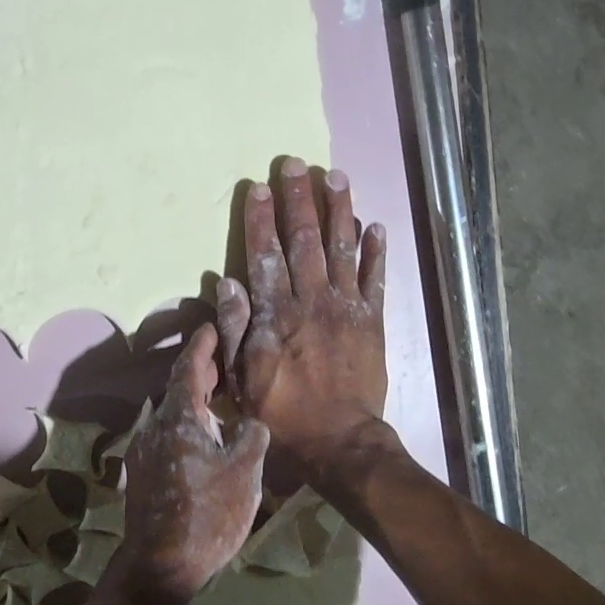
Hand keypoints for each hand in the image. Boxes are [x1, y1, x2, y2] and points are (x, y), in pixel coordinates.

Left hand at [110, 324, 269, 604]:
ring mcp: (144, 452)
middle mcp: (154, 427)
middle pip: (177, 390)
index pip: (188, 368)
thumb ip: (249, 434)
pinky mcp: (143, 474)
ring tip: (220, 398)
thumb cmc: (208, 512)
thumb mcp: (244, 470)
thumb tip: (248, 421)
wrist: (162, 563)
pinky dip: (188, 426)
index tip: (210, 325)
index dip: (201, 345)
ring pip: (172, 415)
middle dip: (200, 372)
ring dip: (195, 402)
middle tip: (224, 360)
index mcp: (178, 418)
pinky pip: (168, 437)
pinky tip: (205, 439)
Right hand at [216, 156, 389, 486]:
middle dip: (298, 199)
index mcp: (275, 314)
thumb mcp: (241, 379)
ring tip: (335, 176)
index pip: (265, 256)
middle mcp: (311, 302)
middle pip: (304, 241)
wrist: (340, 441)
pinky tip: (376, 225)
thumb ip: (235, 330)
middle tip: (294, 163)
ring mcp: (346, 310)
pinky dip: (376, 252)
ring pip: (342, 249)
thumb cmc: (281, 414)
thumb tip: (227, 284)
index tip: (258, 187)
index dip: (260, 220)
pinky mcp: (373, 323)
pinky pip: (376, 280)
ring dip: (339, 210)